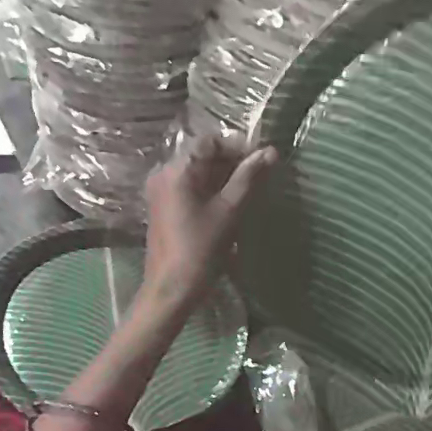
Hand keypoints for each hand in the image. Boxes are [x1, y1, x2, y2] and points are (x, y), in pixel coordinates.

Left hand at [142, 134, 278, 304]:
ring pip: (197, 171)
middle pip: (202, 154)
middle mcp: (164, 173)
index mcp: (176, 170)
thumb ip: (249, 178)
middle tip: (260, 173)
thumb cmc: (200, 250)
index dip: (238, 145)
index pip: (210, 141)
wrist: (171, 289)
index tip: (262, 158)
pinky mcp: (164, 206)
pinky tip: (230, 201)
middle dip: (232, 160)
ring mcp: (161, 190)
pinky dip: (211, 188)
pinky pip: (190, 186)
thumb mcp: (229, 211)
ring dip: (224, 175)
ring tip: (250, 188)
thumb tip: (270, 152)